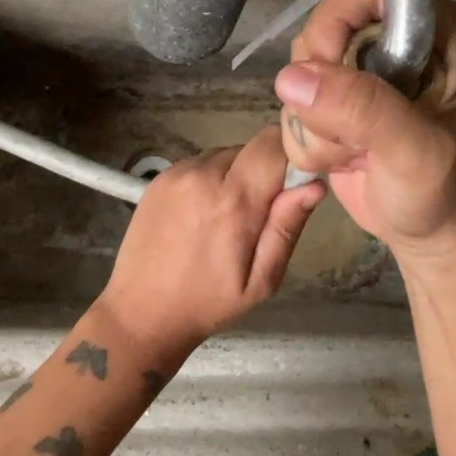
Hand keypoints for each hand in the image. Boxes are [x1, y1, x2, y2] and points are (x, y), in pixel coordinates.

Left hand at [96, 128, 326, 363]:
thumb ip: (286, 228)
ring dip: (236, 175)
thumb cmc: (208, 303)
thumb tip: (314, 185)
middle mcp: (203, 175)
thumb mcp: (261, 280)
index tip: (296, 182)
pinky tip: (204, 213)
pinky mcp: (160, 176)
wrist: (141, 310)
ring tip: (227, 218)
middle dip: (263, 172)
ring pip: (225, 154)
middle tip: (258, 214)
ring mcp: (177, 172)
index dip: (291, 154)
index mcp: (233, 202)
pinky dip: (211, 178)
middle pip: (250, 148)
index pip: (273, 144)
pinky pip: (200, 163)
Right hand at [274, 0, 455, 262]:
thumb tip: (291, 78)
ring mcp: (361, 66)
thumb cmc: (439, 189)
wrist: (430, 233)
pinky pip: (290, 98)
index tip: (333, 79)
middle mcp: (394, 35)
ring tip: (352, 151)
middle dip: (322, 89)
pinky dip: (306, 136)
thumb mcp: (413, 151)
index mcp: (433, 26)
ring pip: (298, 67)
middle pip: (320, 29)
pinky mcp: (335, 95)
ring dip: (313, 121)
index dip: (335, 29)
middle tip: (350, 133)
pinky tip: (341, 157)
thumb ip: (363, 110)